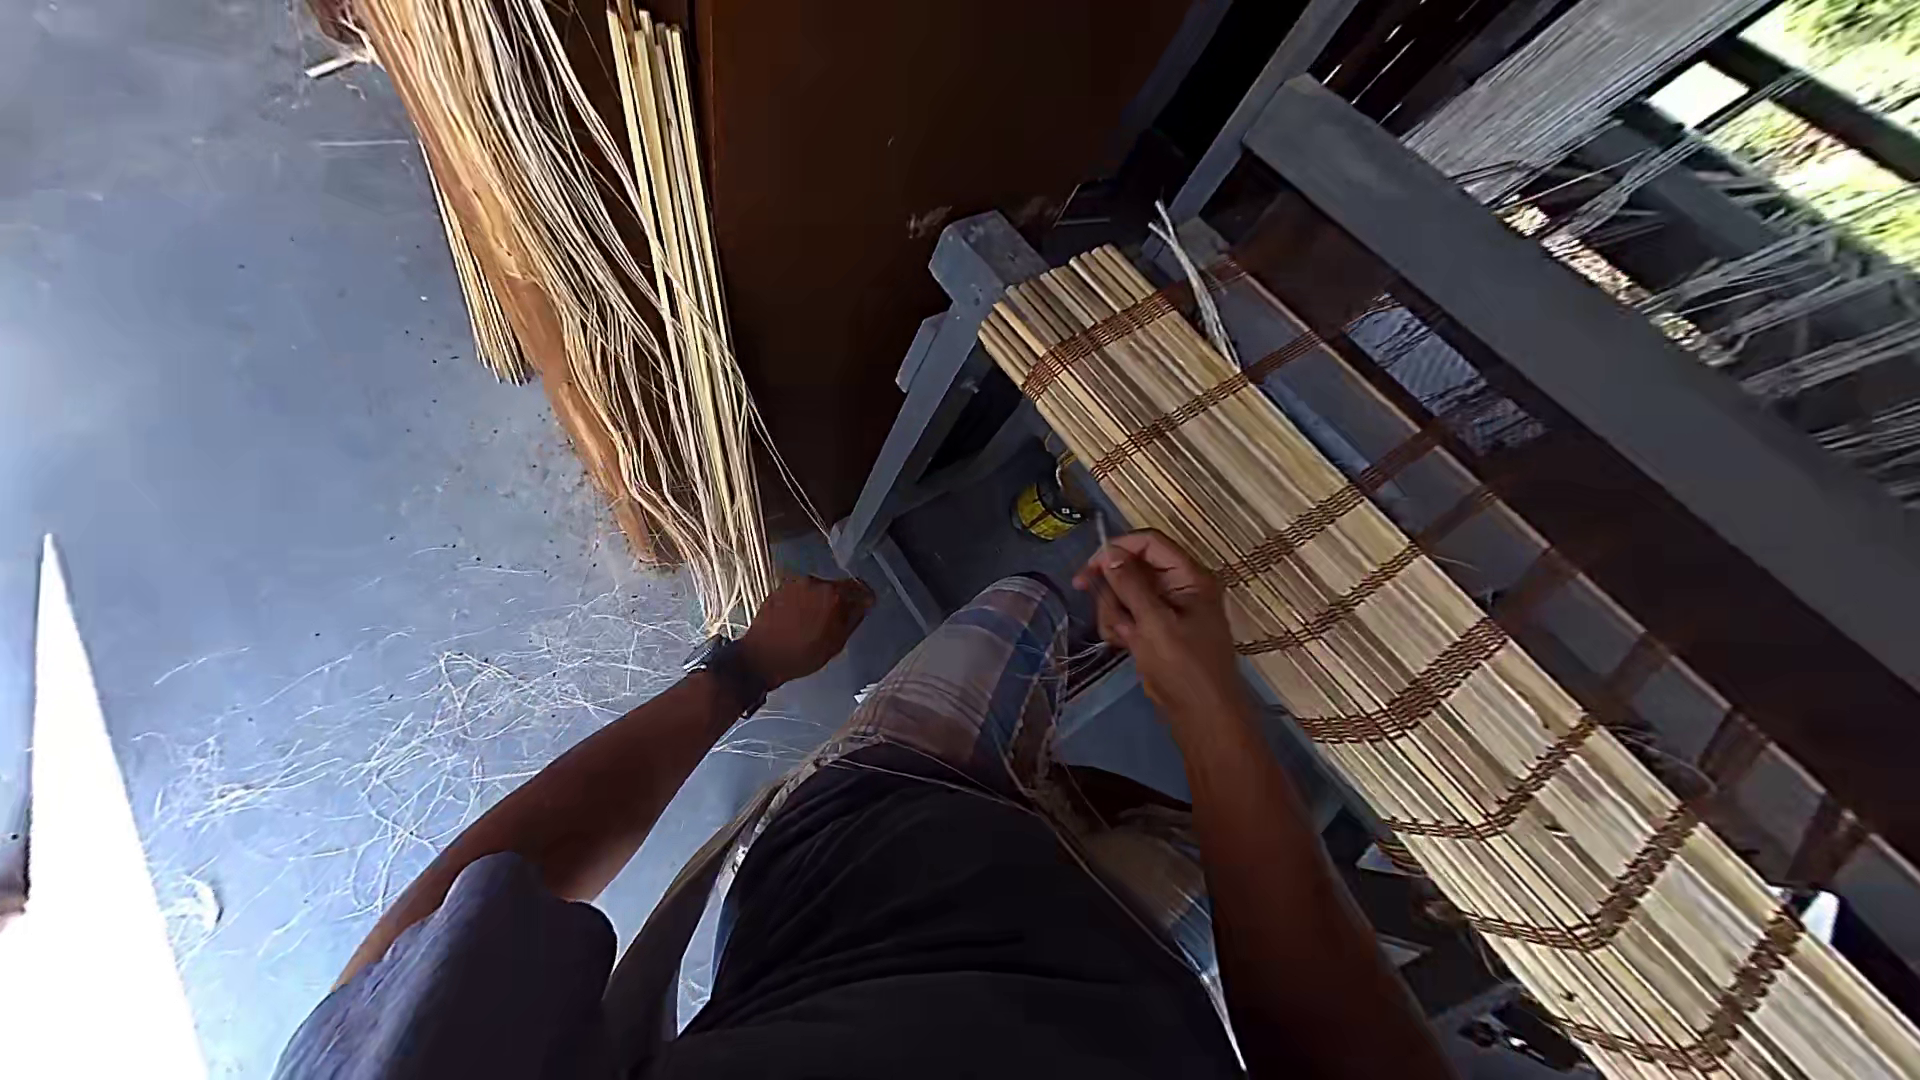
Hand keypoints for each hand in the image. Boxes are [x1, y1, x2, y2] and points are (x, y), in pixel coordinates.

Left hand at [738, 575, 873, 688]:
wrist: (761, 657)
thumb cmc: (801, 654)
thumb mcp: (836, 642)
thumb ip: (853, 618)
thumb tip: (864, 603)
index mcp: (832, 594)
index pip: (857, 586)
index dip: (864, 596)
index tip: (866, 604)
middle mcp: (813, 582)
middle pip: (836, 586)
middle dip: (840, 599)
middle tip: (839, 618)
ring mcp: (793, 584)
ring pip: (816, 589)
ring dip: (820, 600)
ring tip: (817, 621)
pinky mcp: (778, 590)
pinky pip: (800, 592)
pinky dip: (804, 601)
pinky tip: (800, 619)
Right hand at [1072, 529, 1250, 722]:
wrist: (1200, 715)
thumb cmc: (1184, 667)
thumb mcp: (1154, 623)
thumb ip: (1130, 585)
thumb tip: (1109, 553)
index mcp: (1189, 577)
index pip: (1149, 543)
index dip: (1118, 548)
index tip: (1090, 567)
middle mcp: (1177, 586)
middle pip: (1131, 568)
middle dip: (1112, 590)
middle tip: (1096, 603)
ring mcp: (1165, 608)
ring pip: (1123, 592)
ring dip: (1113, 612)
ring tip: (1121, 637)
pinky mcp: (1154, 627)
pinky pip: (1126, 613)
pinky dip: (1118, 626)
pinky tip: (1121, 644)